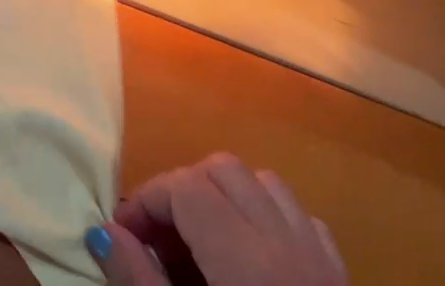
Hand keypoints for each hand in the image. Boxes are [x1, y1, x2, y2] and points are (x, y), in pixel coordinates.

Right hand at [88, 153, 346, 285]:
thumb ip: (139, 280)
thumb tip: (102, 231)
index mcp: (248, 261)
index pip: (184, 187)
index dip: (145, 201)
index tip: (122, 237)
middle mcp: (289, 244)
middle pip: (222, 171)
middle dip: (180, 191)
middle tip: (156, 240)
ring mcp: (323, 259)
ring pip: (264, 184)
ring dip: (224, 197)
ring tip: (200, 243)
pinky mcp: (342, 278)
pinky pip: (300, 218)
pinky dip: (267, 219)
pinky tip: (250, 260)